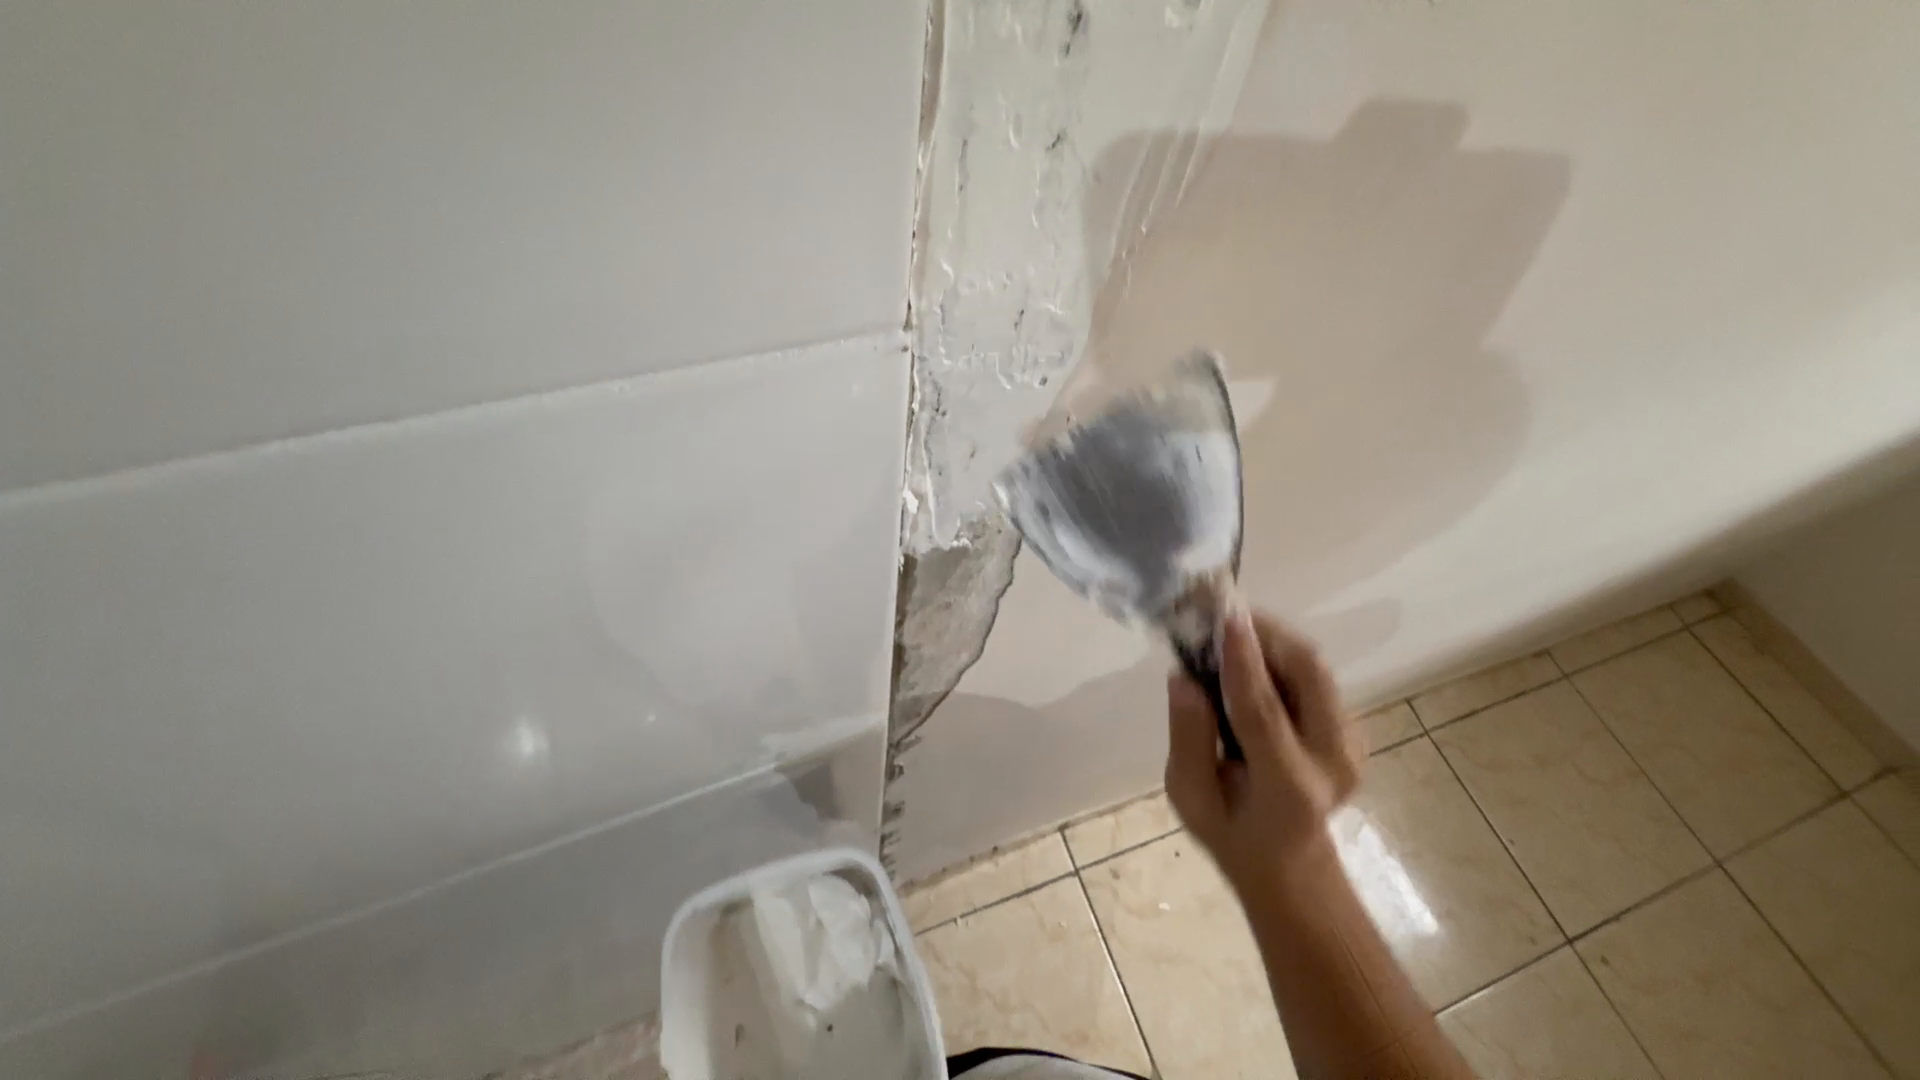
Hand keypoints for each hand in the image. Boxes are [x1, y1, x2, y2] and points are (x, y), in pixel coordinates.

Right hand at [1164, 603, 1359, 895]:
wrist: (1289, 860)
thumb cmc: (1229, 830)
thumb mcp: (1188, 795)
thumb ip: (1188, 737)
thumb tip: (1183, 677)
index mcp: (1288, 787)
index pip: (1263, 713)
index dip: (1244, 663)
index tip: (1227, 618)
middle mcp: (1332, 761)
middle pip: (1308, 676)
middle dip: (1267, 635)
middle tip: (1221, 616)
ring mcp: (1351, 745)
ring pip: (1316, 669)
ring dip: (1274, 641)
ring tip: (1232, 630)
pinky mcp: (1353, 731)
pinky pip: (1316, 678)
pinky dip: (1282, 658)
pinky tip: (1252, 658)